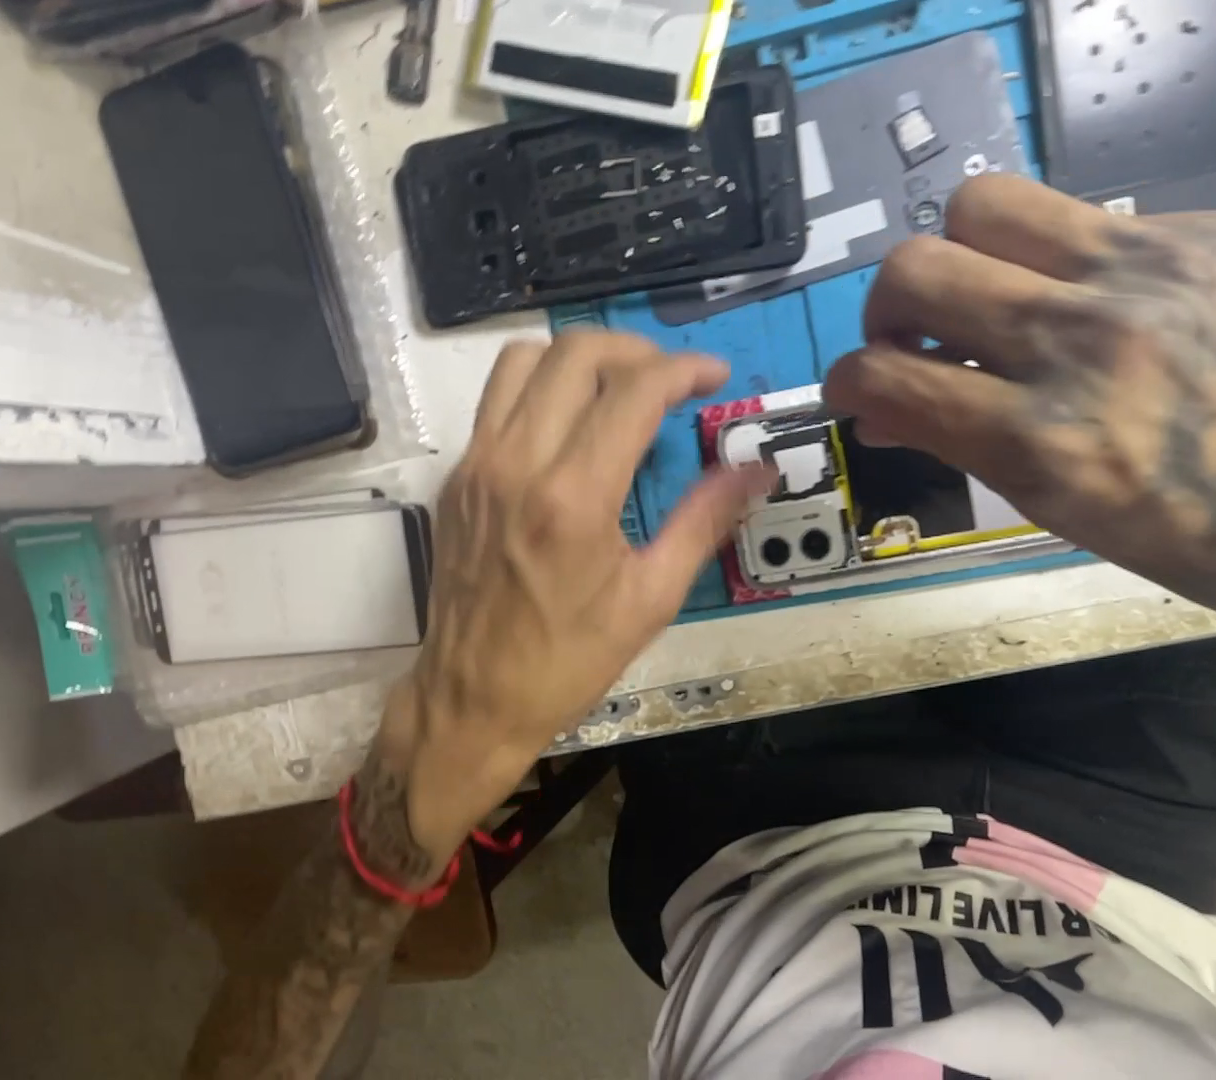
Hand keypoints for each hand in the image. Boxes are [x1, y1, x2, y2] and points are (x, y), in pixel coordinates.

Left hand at [379, 332, 769, 859]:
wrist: (472, 700)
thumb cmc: (568, 661)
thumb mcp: (652, 598)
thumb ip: (705, 520)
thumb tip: (759, 471)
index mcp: (574, 496)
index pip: (634, 389)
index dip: (684, 369)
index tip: (713, 377)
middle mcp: (518, 462)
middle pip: (575, 352)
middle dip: (635, 350)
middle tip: (669, 381)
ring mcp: (477, 464)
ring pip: (524, 359)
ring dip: (579, 359)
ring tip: (617, 391)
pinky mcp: (457, 477)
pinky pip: (497, 400)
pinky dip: (540, 390)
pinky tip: (570, 430)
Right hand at [823, 175, 1215, 716]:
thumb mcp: (1076, 518)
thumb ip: (972, 450)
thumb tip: (891, 410)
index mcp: (1045, 443)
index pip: (889, 377)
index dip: (847, 382)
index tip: (854, 390)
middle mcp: (1080, 342)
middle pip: (914, 268)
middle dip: (887, 311)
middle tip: (914, 342)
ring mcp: (1143, 272)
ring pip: (981, 205)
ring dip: (956, 255)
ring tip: (985, 298)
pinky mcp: (1200, 231)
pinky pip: (1078, 217)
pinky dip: (1049, 260)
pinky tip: (1089, 301)